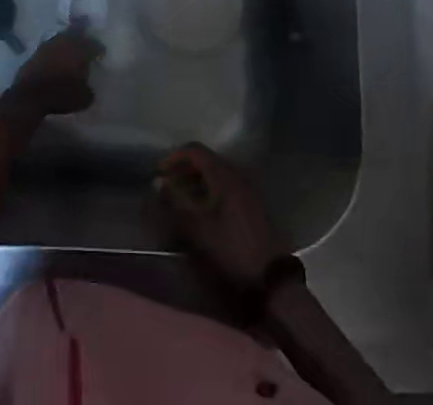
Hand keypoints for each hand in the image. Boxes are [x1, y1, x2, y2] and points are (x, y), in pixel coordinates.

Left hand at [12, 29, 101, 114]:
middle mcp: (63, 43)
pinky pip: (50, 46)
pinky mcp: (35, 52)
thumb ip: (89, 88)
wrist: (29, 95)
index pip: (93, 44)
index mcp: (79, 50)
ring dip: (68, 41)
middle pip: (75, 33)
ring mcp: (47, 46)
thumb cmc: (61, 95)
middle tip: (87, 43)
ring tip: (72, 49)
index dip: (99, 48)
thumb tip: (87, 85)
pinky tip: (57, 57)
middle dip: (82, 37)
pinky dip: (55, 50)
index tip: (101, 54)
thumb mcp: (84, 98)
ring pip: (61, 37)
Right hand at [156, 143, 285, 284]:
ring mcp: (250, 192)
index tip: (160, 172)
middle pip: (207, 160)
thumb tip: (159, 182)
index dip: (174, 157)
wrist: (273, 282)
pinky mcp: (255, 207)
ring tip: (181, 198)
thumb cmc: (232, 249)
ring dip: (196, 180)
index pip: (195, 151)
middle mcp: (240, 177)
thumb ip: (175, 200)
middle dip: (183, 169)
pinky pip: (227, 187)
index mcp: (225, 177)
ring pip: (217, 175)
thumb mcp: (196, 226)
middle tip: (168, 184)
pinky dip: (210, 190)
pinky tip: (202, 209)